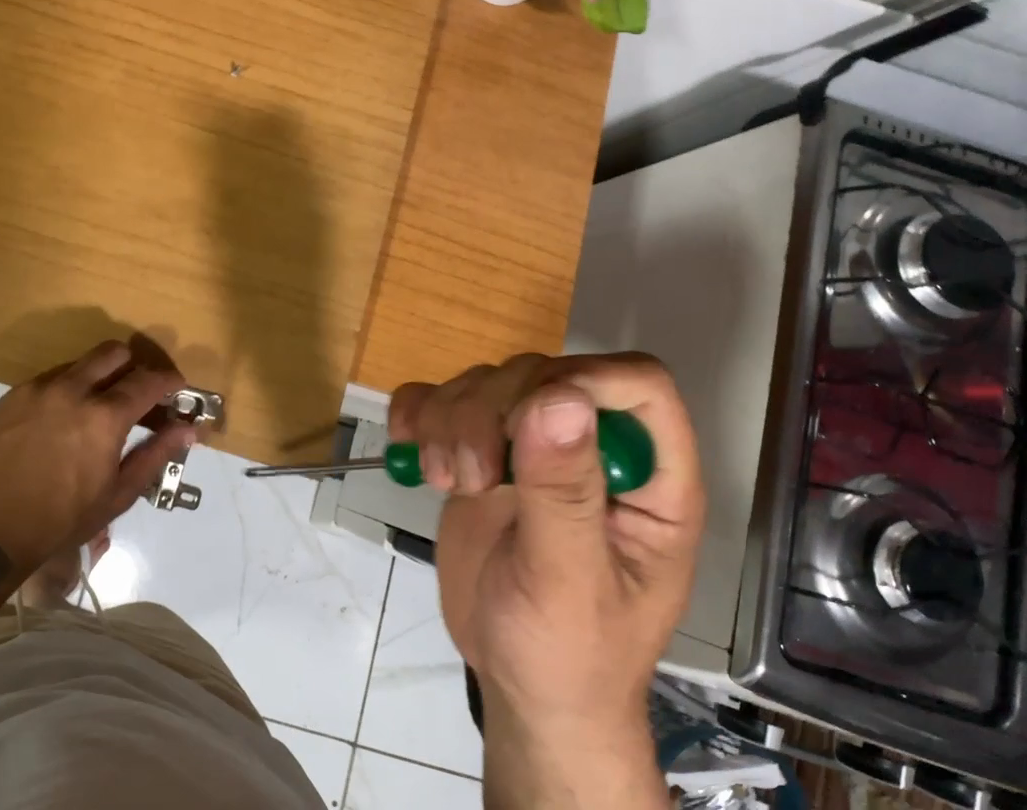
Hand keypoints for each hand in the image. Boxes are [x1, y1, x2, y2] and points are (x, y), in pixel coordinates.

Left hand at [0, 337, 198, 579]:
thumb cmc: (61, 519)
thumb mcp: (117, 494)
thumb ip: (155, 454)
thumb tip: (188, 429)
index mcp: (104, 416)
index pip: (147, 381)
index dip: (168, 381)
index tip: (176, 388)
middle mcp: (72, 390)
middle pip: (113, 352)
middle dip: (132, 367)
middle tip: (137, 394)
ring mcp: (38, 388)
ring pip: (80, 363)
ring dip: (98, 376)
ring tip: (98, 409)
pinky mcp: (13, 394)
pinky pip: (50, 378)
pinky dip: (67, 389)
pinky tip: (63, 419)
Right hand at [391, 353, 703, 805]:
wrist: (520, 684)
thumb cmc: (568, 652)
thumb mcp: (569, 582)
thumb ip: (563, 493)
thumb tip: (557, 400)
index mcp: (648, 480)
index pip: (634, 385)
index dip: (579, 383)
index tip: (519, 426)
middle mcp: (591, 452)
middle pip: (540, 375)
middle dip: (489, 414)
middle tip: (469, 480)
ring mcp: (529, 452)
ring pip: (485, 382)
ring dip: (449, 421)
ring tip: (445, 483)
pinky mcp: (476, 457)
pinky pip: (440, 402)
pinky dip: (416, 414)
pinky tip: (412, 455)